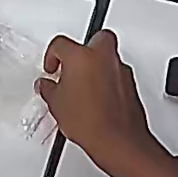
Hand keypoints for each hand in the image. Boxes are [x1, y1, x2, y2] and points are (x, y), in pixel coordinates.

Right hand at [36, 30, 164, 169]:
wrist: (117, 139)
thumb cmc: (90, 121)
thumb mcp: (56, 104)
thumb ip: (49, 88)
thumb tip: (47, 86)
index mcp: (80, 56)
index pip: (60, 44)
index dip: (52, 55)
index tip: (51, 67)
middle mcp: (103, 57)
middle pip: (94, 37)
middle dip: (83, 48)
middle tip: (72, 65)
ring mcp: (119, 69)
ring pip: (108, 55)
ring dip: (96, 64)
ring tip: (82, 84)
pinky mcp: (130, 83)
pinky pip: (116, 72)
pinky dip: (107, 79)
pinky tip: (96, 95)